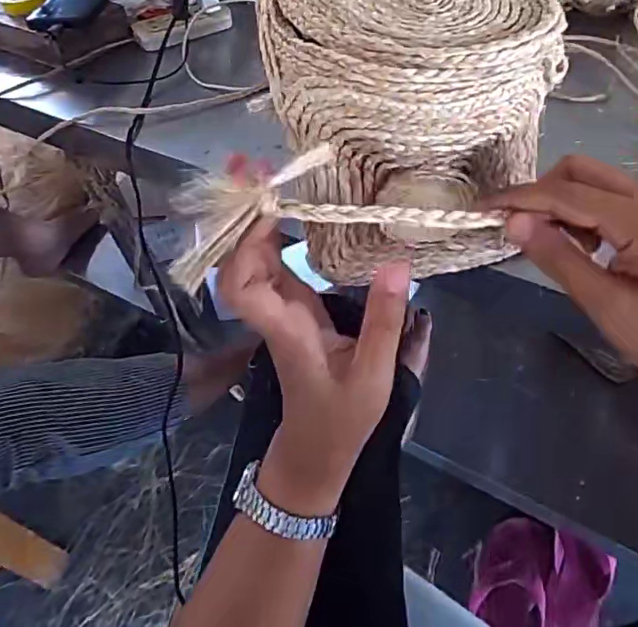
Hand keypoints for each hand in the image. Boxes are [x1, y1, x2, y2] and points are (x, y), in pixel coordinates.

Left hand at [215, 218, 409, 515]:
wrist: (315, 453)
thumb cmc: (341, 420)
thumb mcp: (374, 375)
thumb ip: (385, 320)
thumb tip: (397, 261)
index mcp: (286, 328)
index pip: (241, 287)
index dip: (246, 247)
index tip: (272, 210)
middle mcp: (276, 313)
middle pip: (240, 264)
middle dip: (249, 224)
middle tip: (275, 184)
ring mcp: (281, 311)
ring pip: (254, 263)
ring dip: (261, 228)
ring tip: (287, 192)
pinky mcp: (293, 311)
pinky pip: (274, 268)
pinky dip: (277, 241)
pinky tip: (302, 220)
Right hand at [482, 155, 637, 399]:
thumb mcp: (606, 305)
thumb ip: (558, 258)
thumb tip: (513, 223)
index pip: (564, 193)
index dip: (519, 199)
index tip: (482, 208)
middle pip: (578, 171)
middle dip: (540, 192)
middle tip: (517, 229)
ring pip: (591, 182)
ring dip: (560, 202)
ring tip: (548, 244)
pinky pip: (605, 199)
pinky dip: (580, 212)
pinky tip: (579, 247)